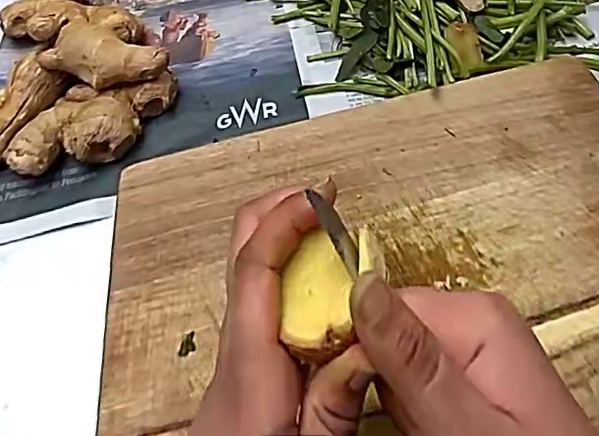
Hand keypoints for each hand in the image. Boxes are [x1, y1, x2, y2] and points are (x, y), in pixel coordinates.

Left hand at [189, 181, 375, 435]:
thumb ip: (332, 404)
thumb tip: (363, 345)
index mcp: (248, 358)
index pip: (255, 265)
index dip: (285, 219)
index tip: (320, 195)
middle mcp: (235, 336)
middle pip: (241, 244)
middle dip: (278, 206)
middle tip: (324, 194)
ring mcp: (236, 338)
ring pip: (250, 260)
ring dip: (284, 229)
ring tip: (329, 224)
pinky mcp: (244, 350)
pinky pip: (260, 288)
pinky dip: (286, 263)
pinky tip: (318, 275)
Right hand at [316, 280, 597, 435]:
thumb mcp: (472, 431)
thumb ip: (417, 359)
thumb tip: (361, 283)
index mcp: (476, 314)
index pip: (377, 305)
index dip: (360, 355)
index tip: (358, 398)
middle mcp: (475, 320)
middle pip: (387, 333)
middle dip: (384, 386)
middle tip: (414, 431)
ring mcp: (477, 350)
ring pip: (398, 363)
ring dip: (400, 406)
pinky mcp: (476, 380)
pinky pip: (419, 383)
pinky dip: (416, 415)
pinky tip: (433, 434)